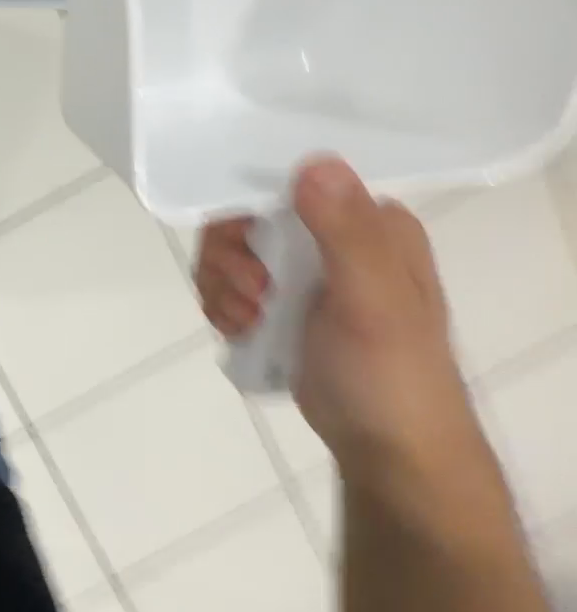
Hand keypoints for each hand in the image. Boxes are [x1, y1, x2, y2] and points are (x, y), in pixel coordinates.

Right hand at [196, 158, 477, 474]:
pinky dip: (221, 305)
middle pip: (245, 219)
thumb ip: (345, 233)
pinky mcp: (281, 303)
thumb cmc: (390, 374)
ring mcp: (307, 273)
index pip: (288, 185)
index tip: (243, 247)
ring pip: (228, 252)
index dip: (248, 208)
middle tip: (249, 296)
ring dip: (221, 287)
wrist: (386, 449)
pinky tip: (240, 330)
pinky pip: (225, 283)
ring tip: (245, 322)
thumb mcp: (372, 301)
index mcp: (372, 226)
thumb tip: (316, 162)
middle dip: (229, 260)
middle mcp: (337, 239)